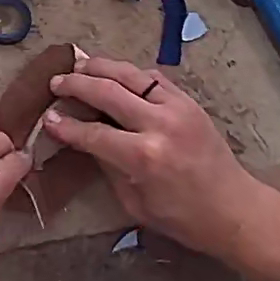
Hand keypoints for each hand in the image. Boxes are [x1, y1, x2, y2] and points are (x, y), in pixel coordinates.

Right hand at [42, 57, 272, 256]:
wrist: (232, 205)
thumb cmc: (182, 217)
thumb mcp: (135, 203)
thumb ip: (109, 167)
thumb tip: (86, 139)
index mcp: (144, 156)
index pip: (95, 133)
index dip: (67, 126)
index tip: (47, 117)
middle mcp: (159, 123)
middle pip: (109, 91)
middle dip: (78, 84)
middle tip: (56, 81)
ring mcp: (177, 106)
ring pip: (132, 74)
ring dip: (103, 66)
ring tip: (80, 63)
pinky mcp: (188, 100)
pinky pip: (154, 78)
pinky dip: (132, 73)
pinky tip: (116, 73)